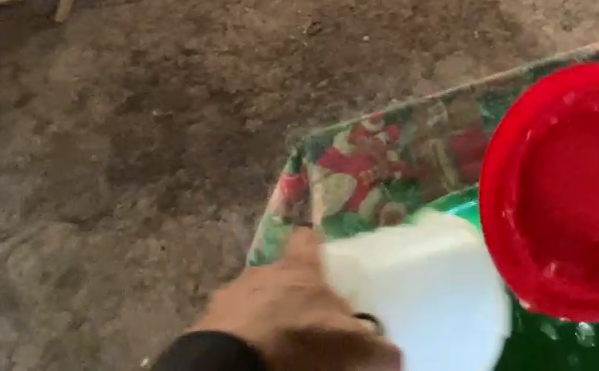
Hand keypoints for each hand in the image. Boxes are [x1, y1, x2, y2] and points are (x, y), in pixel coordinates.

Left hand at [188, 228, 400, 369]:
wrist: (228, 369)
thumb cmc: (296, 342)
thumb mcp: (349, 346)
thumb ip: (376, 348)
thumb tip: (397, 358)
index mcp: (298, 268)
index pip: (306, 239)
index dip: (313, 247)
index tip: (321, 259)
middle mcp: (261, 274)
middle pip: (276, 275)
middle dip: (286, 295)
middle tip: (301, 324)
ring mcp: (226, 302)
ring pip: (247, 304)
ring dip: (258, 323)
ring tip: (272, 352)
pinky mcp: (201, 333)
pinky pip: (224, 335)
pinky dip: (237, 348)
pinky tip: (250, 366)